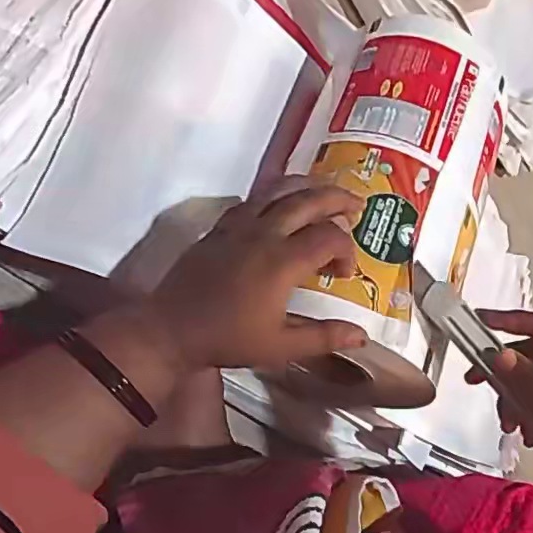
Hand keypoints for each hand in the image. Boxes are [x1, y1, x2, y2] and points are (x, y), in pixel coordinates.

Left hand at [145, 180, 367, 369]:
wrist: (171, 329)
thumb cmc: (227, 339)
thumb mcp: (279, 346)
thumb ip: (322, 337)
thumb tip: (361, 336)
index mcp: (282, 262)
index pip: (330, 238)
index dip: (347, 251)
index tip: (344, 274)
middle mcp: (264, 234)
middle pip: (310, 200)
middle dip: (338, 199)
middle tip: (357, 206)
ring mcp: (239, 226)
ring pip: (280, 189)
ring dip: (309, 186)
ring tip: (326, 190)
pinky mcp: (221, 226)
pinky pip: (254, 198)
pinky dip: (276, 193)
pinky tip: (282, 202)